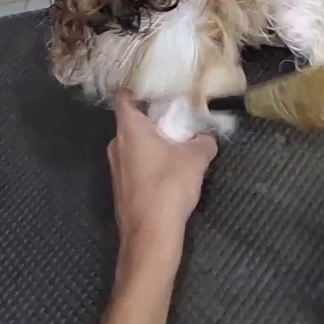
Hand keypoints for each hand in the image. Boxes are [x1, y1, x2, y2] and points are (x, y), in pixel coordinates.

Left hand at [107, 92, 218, 262]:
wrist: (150, 234)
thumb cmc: (168, 187)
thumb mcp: (195, 159)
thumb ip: (203, 142)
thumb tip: (207, 138)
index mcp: (129, 130)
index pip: (124, 98)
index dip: (137, 90)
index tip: (156, 89)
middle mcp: (116, 145)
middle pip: (130, 122)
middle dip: (152, 119)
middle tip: (175, 118)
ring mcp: (115, 168)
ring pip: (132, 145)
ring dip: (151, 143)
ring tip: (176, 145)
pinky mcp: (120, 188)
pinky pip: (133, 165)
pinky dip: (148, 162)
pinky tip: (168, 171)